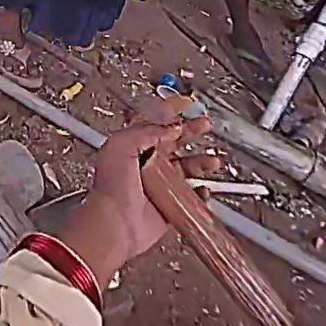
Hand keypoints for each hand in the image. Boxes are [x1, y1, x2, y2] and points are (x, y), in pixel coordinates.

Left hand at [54, 104, 216, 283]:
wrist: (117, 222)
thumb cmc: (112, 185)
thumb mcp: (122, 145)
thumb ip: (146, 132)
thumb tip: (169, 126)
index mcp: (129, 145)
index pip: (151, 123)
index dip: (167, 112)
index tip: (183, 104)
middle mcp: (144, 163)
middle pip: (172, 142)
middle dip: (189, 132)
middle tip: (204, 125)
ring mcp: (157, 185)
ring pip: (184, 169)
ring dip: (200, 162)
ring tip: (213, 160)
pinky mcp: (168, 207)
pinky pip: (189, 198)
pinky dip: (200, 193)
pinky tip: (204, 189)